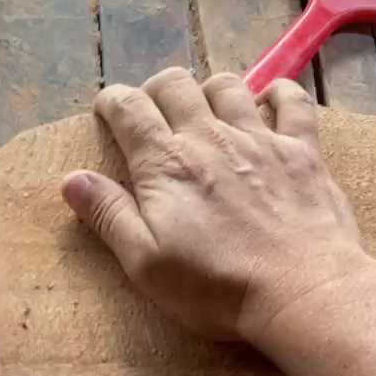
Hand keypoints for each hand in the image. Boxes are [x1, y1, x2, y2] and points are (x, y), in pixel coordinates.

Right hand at [61, 68, 369, 344]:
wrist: (301, 291)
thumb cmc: (216, 286)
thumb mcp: (146, 263)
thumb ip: (109, 215)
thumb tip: (73, 179)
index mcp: (166, 164)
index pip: (129, 109)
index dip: (112, 102)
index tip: (106, 110)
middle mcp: (210, 137)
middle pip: (175, 84)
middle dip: (156, 90)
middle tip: (153, 114)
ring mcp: (260, 139)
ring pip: (228, 86)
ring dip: (209, 91)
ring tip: (206, 112)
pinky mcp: (302, 151)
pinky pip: (292, 102)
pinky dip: (278, 93)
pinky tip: (270, 102)